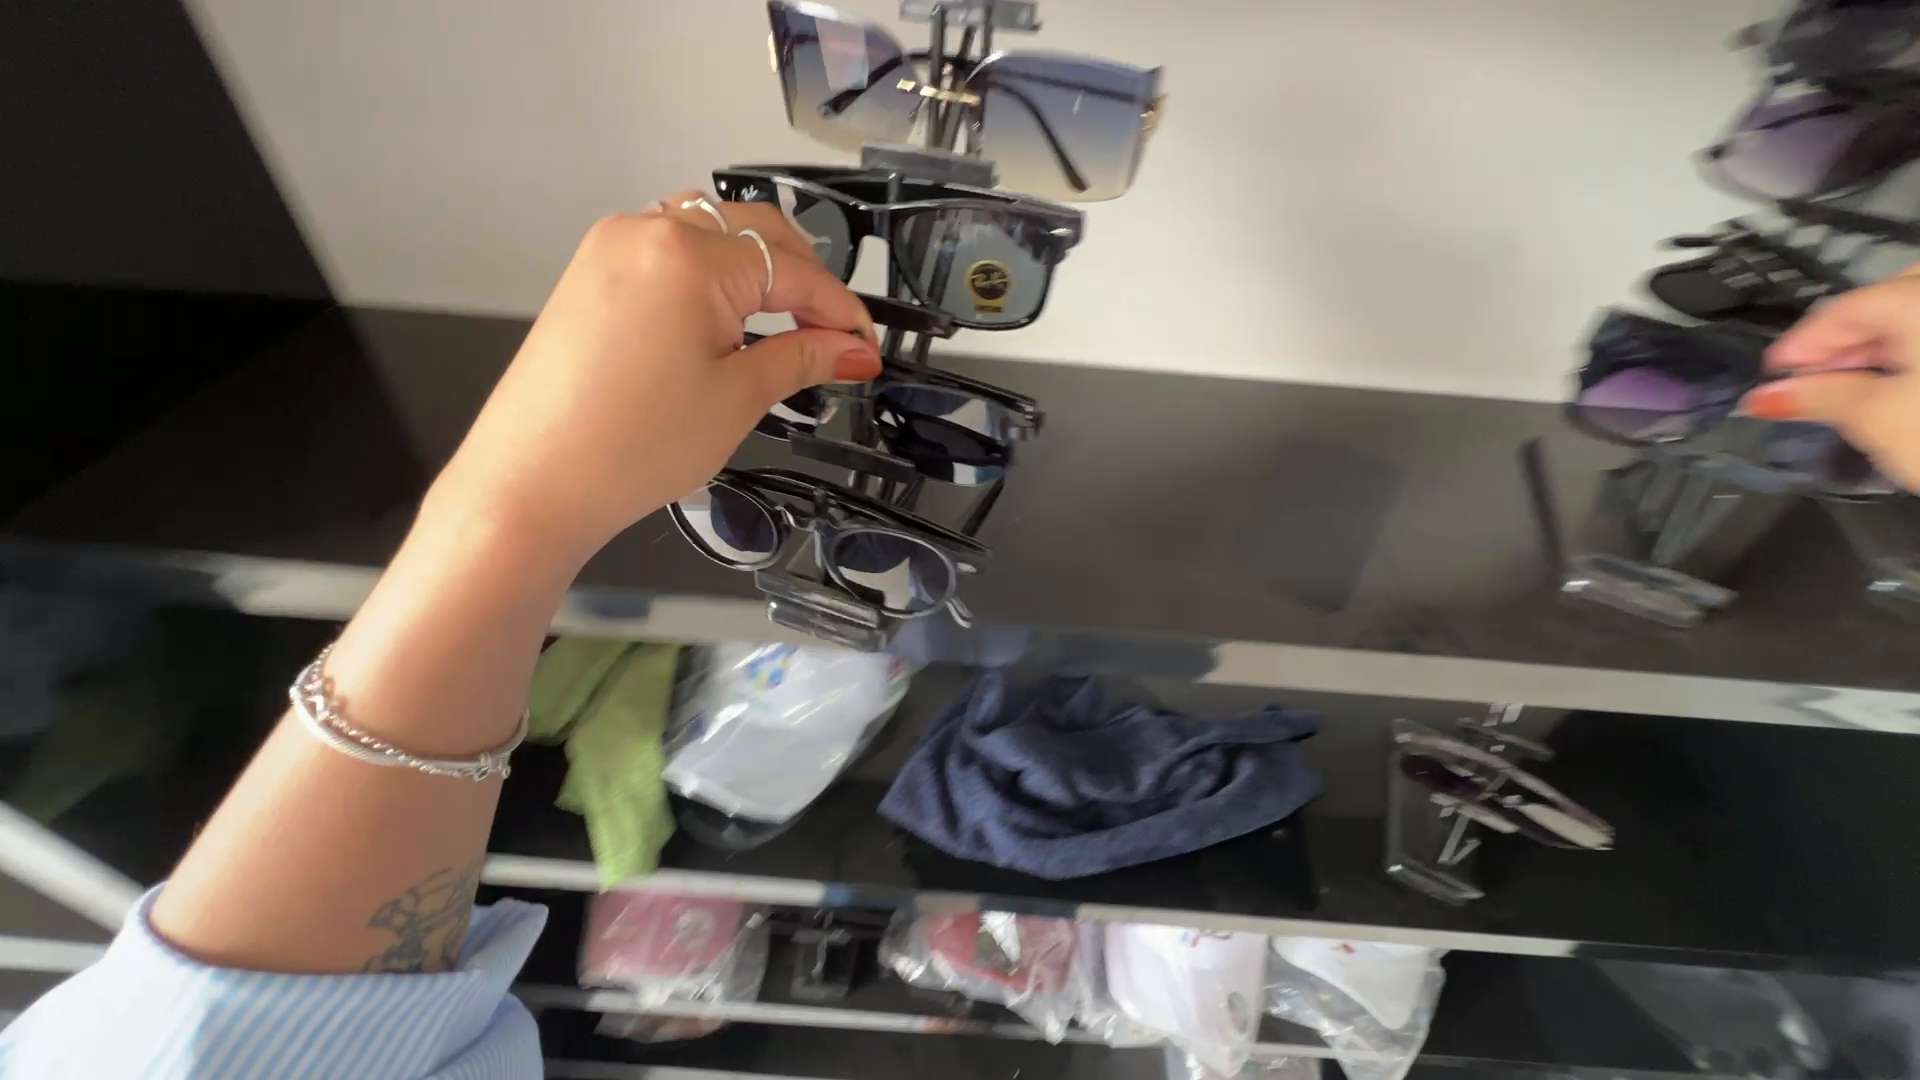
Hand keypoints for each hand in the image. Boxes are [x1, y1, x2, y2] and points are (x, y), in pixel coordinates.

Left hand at [428, 192, 882, 563]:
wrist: (534, 483)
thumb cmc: (624, 447)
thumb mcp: (737, 399)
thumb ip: (803, 360)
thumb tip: (852, 350)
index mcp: (689, 258)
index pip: (794, 271)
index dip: (841, 311)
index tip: (865, 346)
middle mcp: (646, 233)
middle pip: (759, 234)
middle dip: (807, 283)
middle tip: (836, 340)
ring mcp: (613, 250)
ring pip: (715, 235)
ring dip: (762, 272)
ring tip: (789, 328)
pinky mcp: (595, 273)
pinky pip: (674, 252)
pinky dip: (717, 277)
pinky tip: (733, 319)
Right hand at [1746, 266, 1919, 492]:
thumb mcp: (1874, 419)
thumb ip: (1814, 398)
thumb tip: (1765, 396)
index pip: (1844, 309)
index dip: (1800, 344)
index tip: (1773, 376)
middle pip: (1897, 297)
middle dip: (1853, 335)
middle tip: (1820, 376)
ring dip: (1894, 344)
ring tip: (1867, 384)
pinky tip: (1913, 385)